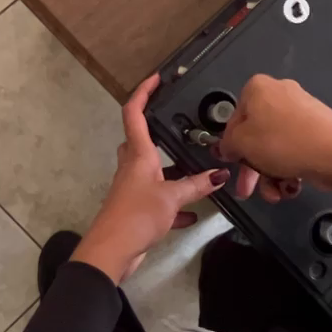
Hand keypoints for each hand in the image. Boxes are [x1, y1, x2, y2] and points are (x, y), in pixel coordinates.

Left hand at [72, 74, 225, 284]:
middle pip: (140, 140)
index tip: (156, 79)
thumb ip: (197, 185)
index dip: (143, 92)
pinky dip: (176, 204)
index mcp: (138, 155)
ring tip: (197, 170)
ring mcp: (133, 189)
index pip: (134, 113)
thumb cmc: (137, 215)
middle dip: (157, 130)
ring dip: (172, 170)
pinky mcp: (137, 210)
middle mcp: (132, 167)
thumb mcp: (173, 197)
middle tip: (179, 125)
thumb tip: (220, 174)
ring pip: (152, 171)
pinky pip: (159, 199)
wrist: (111, 252)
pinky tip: (193, 213)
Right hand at [216, 75, 331, 202]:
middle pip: (256, 136)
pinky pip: (293, 148)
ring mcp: (300, 110)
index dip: (232, 147)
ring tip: (275, 192)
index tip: (233, 165)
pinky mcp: (316, 127)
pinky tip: (291, 185)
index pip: (234, 120)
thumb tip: (228, 147)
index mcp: (257, 88)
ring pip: (274, 147)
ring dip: (270, 174)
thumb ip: (227, 144)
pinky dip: (289, 168)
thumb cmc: (283, 142)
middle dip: (252, 167)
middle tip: (248, 189)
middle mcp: (279, 93)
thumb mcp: (242, 144)